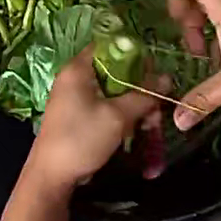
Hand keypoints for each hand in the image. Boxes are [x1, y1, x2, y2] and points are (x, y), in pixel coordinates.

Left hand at [24, 47, 159, 191]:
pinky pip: (107, 105)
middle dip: (139, 87)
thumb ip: (144, 95)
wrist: (53, 176)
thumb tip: (167, 78)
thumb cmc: (82, 139)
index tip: (154, 70)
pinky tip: (136, 129)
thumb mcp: (118, 116)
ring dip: (134, 104)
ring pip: (114, 90)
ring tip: (149, 123)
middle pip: (116, 70)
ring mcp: (76, 96)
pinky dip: (122, 113)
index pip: (110, 45)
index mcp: (78, 68)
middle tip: (155, 105)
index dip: (135, 53)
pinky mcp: (79, 114)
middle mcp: (75, 77)